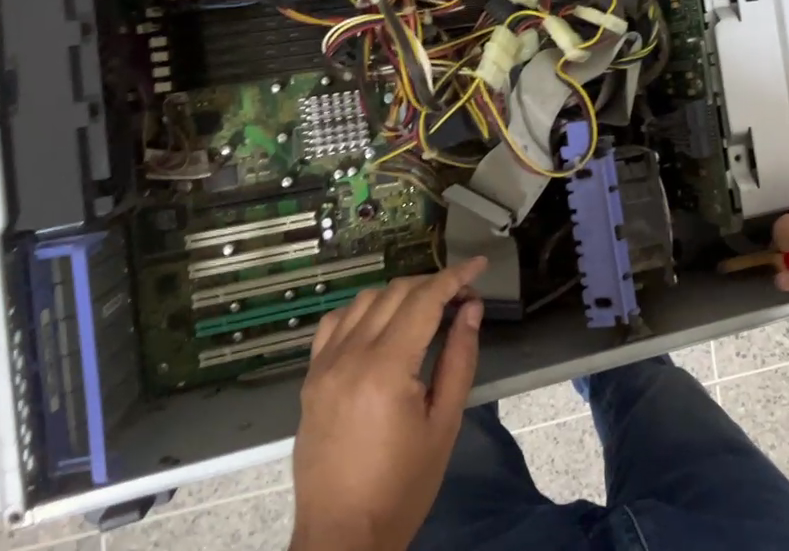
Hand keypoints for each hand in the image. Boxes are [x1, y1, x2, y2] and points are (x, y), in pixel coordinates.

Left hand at [289, 258, 486, 550]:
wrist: (342, 534)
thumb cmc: (403, 485)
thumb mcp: (444, 423)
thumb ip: (459, 359)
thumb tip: (471, 310)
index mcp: (386, 369)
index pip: (424, 300)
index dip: (454, 277)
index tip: (478, 264)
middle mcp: (349, 356)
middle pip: (395, 293)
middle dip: (433, 284)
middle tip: (462, 296)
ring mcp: (324, 366)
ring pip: (364, 301)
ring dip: (399, 293)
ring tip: (428, 307)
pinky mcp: (310, 379)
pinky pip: (335, 323)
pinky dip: (363, 310)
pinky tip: (382, 321)